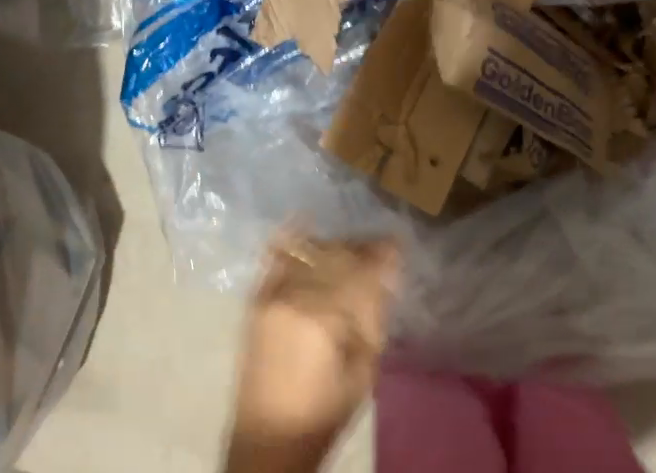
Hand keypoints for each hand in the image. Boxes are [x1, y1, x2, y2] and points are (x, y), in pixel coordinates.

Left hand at [227, 232, 400, 470]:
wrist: (270, 434)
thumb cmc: (326, 409)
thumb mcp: (364, 368)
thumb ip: (374, 317)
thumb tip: (385, 275)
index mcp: (328, 318)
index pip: (363, 272)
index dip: (384, 254)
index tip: (398, 245)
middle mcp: (297, 296)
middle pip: (337, 256)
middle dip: (362, 248)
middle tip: (381, 249)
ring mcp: (272, 294)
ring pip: (310, 254)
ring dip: (335, 246)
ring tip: (351, 249)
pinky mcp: (256, 298)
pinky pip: (276, 256)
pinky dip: (292, 237)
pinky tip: (305, 221)